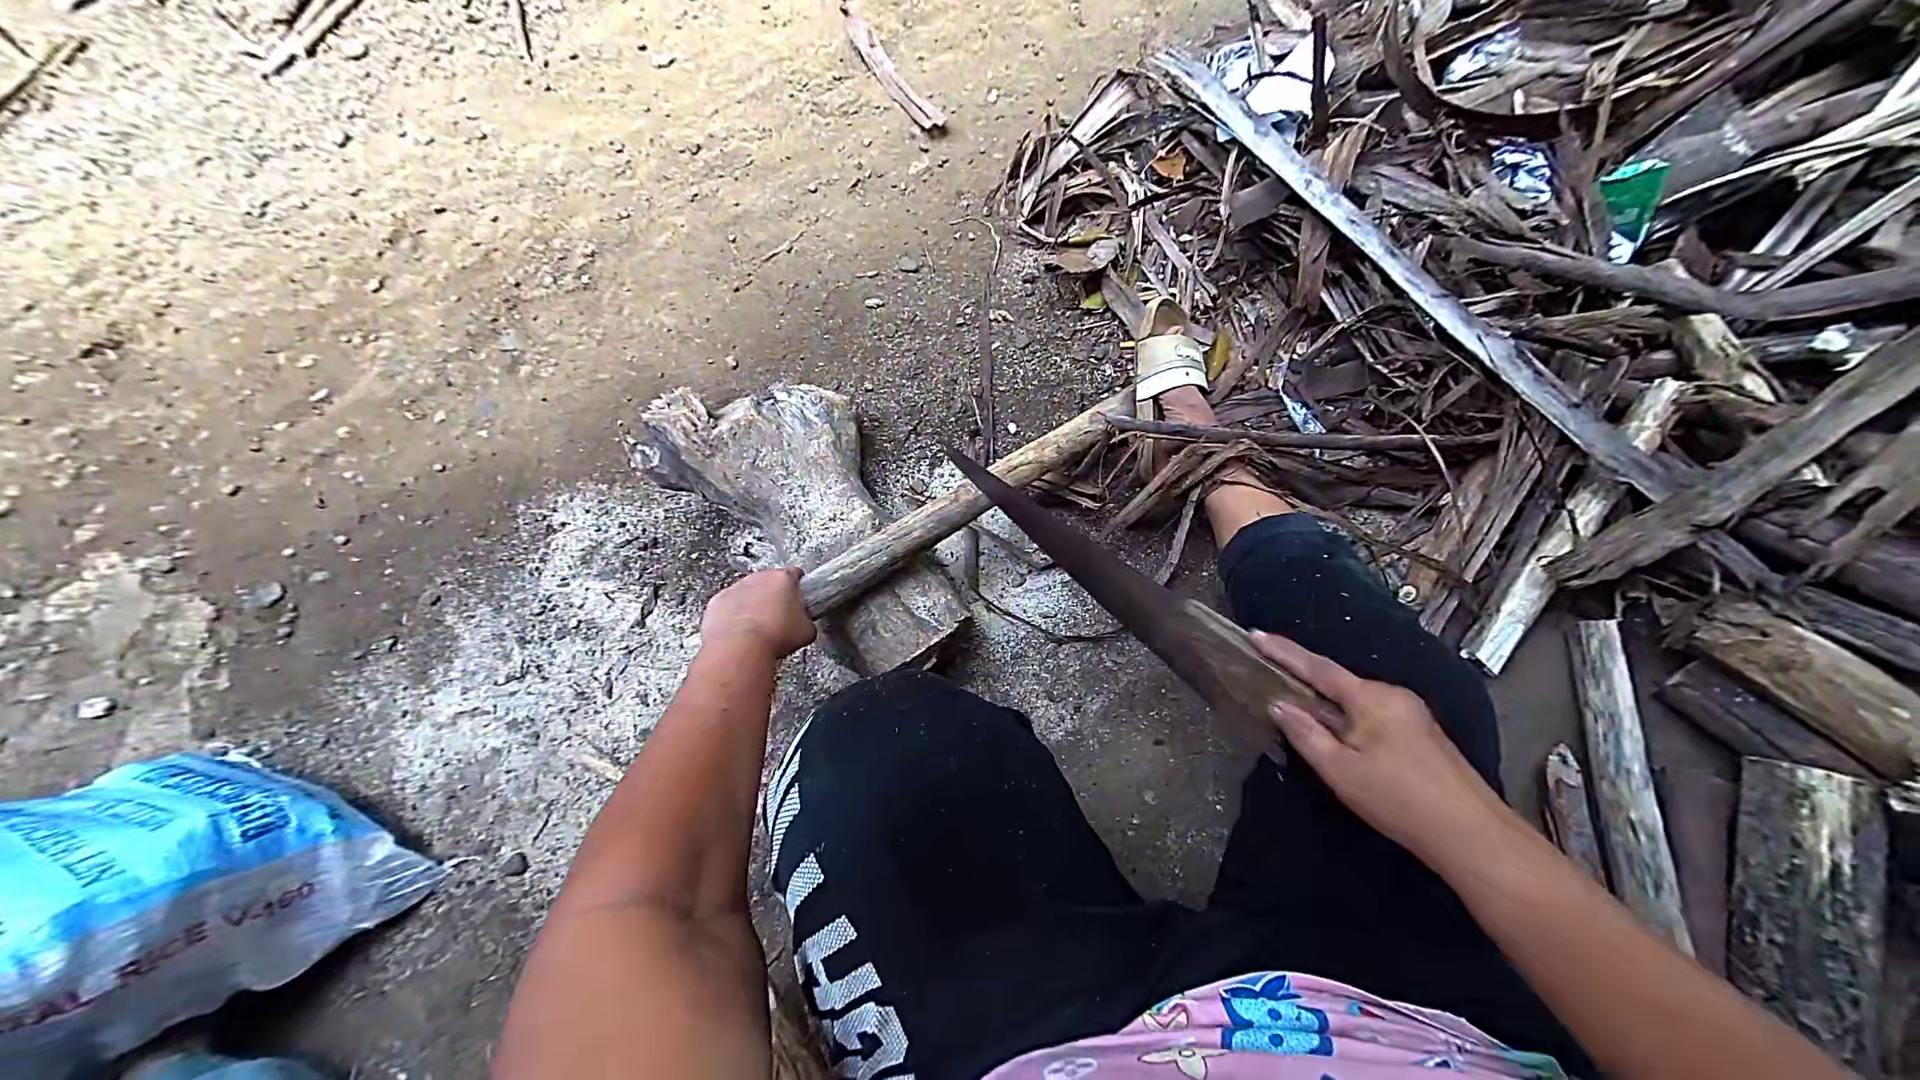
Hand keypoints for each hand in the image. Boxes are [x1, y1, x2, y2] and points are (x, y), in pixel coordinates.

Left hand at [700, 568, 816, 658]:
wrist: (740, 649)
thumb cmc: (774, 637)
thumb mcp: (807, 631)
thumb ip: (807, 620)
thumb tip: (804, 624)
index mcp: (783, 579)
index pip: (795, 574)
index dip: (798, 587)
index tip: (798, 599)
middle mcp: (758, 578)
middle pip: (769, 581)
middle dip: (773, 596)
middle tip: (778, 618)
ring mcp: (735, 588)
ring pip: (747, 592)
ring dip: (752, 604)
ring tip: (757, 628)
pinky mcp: (717, 601)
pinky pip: (728, 605)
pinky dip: (733, 615)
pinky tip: (739, 632)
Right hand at [1251, 631, 1515, 862]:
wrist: (1473, 836)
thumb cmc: (1400, 801)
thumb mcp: (1340, 770)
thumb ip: (1305, 733)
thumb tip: (1278, 704)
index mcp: (1372, 699)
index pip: (1317, 668)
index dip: (1282, 651)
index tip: (1255, 635)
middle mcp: (1393, 696)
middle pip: (1337, 681)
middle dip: (1302, 676)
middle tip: (1266, 669)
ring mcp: (1410, 714)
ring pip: (1353, 700)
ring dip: (1323, 700)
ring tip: (1291, 702)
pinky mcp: (1418, 734)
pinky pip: (1368, 713)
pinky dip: (1343, 715)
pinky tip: (1332, 730)